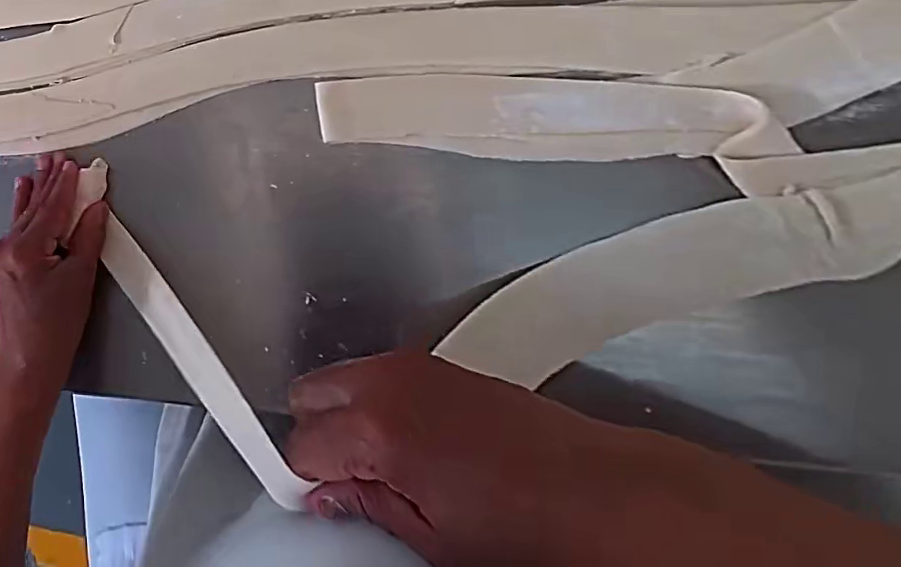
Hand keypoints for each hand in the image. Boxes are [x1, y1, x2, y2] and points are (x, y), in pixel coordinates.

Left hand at [0, 153, 107, 396]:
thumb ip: (88, 237)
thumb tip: (96, 207)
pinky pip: (15, 226)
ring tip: (44, 164)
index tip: (75, 164)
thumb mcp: (80, 280)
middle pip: (36, 206)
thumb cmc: (56, 328)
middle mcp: (6, 246)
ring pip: (24, 214)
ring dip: (37, 189)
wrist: (25, 364)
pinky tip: (23, 189)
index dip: (67, 185)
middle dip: (51, 181)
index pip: (53, 208)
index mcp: (26, 250)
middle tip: (60, 157)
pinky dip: (23, 207)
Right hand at [285, 349, 609, 563]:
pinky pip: (374, 372)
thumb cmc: (533, 525)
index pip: (300, 441)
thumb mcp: (434, 539)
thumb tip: (328, 494)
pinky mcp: (431, 361)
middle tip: (339, 477)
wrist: (601, 494)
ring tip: (381, 462)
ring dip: (341, 414)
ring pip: (337, 378)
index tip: (311, 491)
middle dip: (312, 433)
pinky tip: (406, 440)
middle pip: (306, 394)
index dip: (300, 474)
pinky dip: (372, 400)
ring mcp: (408, 365)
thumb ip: (365, 503)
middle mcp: (385, 382)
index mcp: (376, 428)